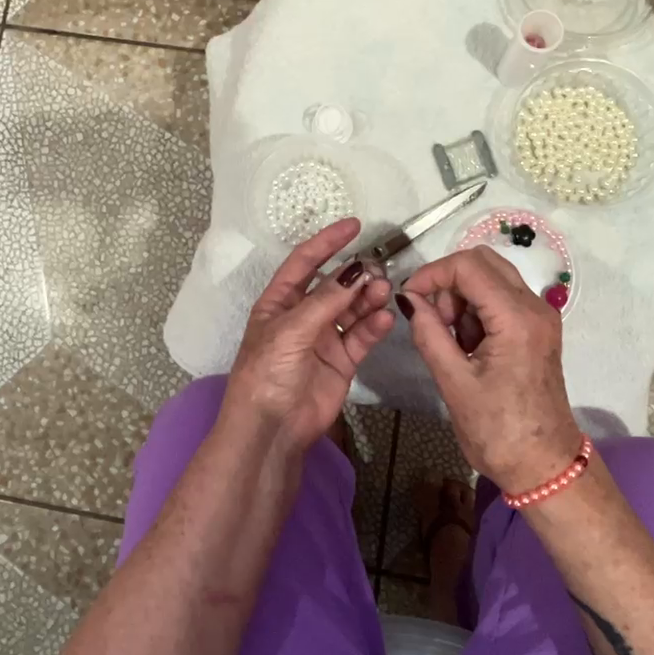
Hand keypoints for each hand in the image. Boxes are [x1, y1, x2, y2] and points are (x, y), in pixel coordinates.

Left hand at [223, 218, 394, 451]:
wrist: (271, 428)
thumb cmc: (267, 372)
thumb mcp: (291, 330)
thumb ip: (326, 300)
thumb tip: (356, 271)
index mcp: (279, 302)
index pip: (304, 262)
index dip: (327, 243)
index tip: (353, 226)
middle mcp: (302, 316)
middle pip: (333, 285)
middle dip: (355, 275)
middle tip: (378, 268)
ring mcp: (323, 338)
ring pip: (351, 309)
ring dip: (368, 298)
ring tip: (384, 291)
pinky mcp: (342, 361)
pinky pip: (361, 337)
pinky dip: (374, 326)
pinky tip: (386, 317)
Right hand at [398, 247, 580, 492]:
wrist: (544, 466)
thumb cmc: (498, 430)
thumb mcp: (453, 382)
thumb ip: (428, 332)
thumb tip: (409, 298)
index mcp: (517, 318)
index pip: (468, 266)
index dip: (432, 274)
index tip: (408, 297)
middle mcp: (535, 307)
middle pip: (483, 261)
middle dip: (448, 280)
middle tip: (431, 316)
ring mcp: (539, 316)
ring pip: (491, 277)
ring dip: (461, 295)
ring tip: (447, 337)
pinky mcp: (536, 329)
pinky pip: (500, 298)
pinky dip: (475, 308)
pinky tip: (464, 343)